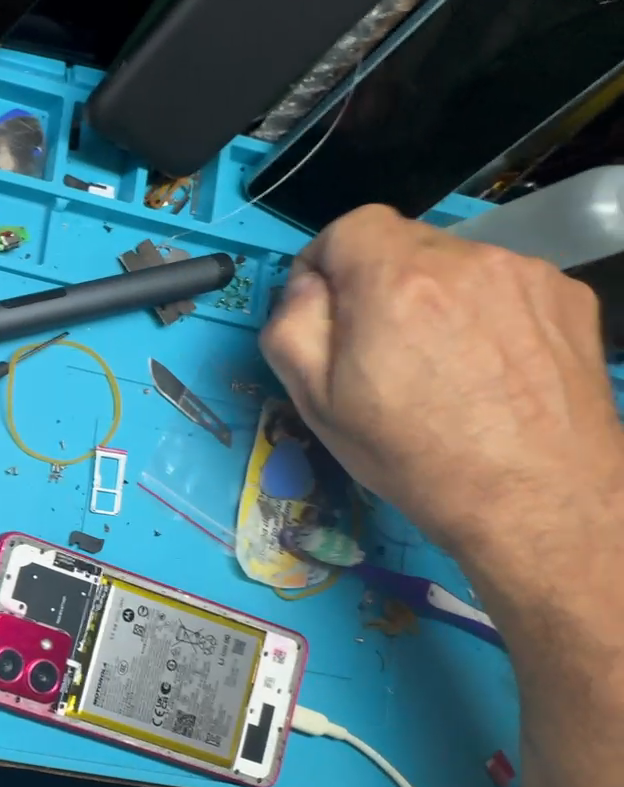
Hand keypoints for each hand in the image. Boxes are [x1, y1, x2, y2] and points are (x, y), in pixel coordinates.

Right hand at [259, 204, 619, 563]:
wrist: (528, 488)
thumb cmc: (403, 447)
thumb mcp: (311, 396)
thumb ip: (291, 325)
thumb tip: (303, 288)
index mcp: (393, 282)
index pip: (351, 225)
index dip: (323, 260)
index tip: (319, 306)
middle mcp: (466, 261)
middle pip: (402, 243)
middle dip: (374, 282)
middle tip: (369, 347)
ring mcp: (525, 275)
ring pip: (452, 264)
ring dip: (427, 296)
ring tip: (427, 361)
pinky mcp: (567, 297)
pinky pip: (499, 285)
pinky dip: (475, 311)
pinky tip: (475, 364)